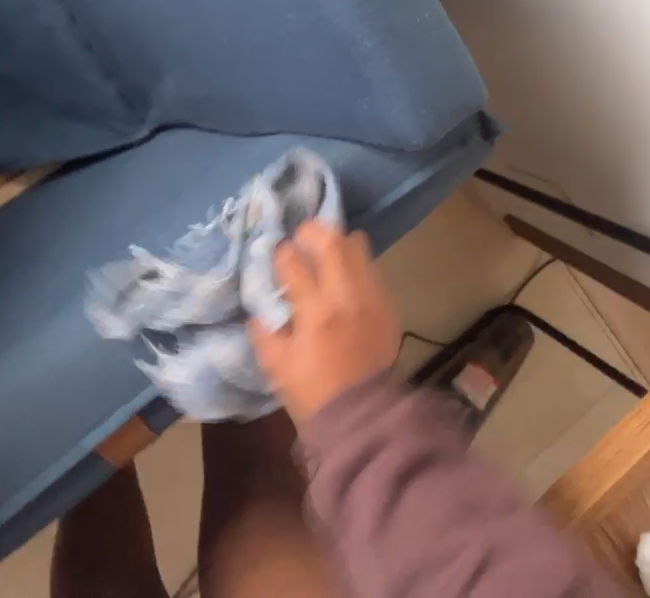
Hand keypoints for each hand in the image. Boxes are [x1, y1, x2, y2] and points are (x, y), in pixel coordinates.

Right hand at [249, 221, 401, 424]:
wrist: (362, 418)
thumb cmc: (313, 393)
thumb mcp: (276, 366)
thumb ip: (264, 331)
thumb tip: (261, 308)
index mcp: (316, 312)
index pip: (295, 264)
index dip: (282, 253)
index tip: (278, 254)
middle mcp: (347, 298)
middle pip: (333, 243)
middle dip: (313, 232)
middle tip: (302, 236)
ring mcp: (372, 300)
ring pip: (359, 249)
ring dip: (339, 243)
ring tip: (327, 251)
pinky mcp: (388, 307)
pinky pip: (373, 270)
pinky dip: (358, 264)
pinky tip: (346, 276)